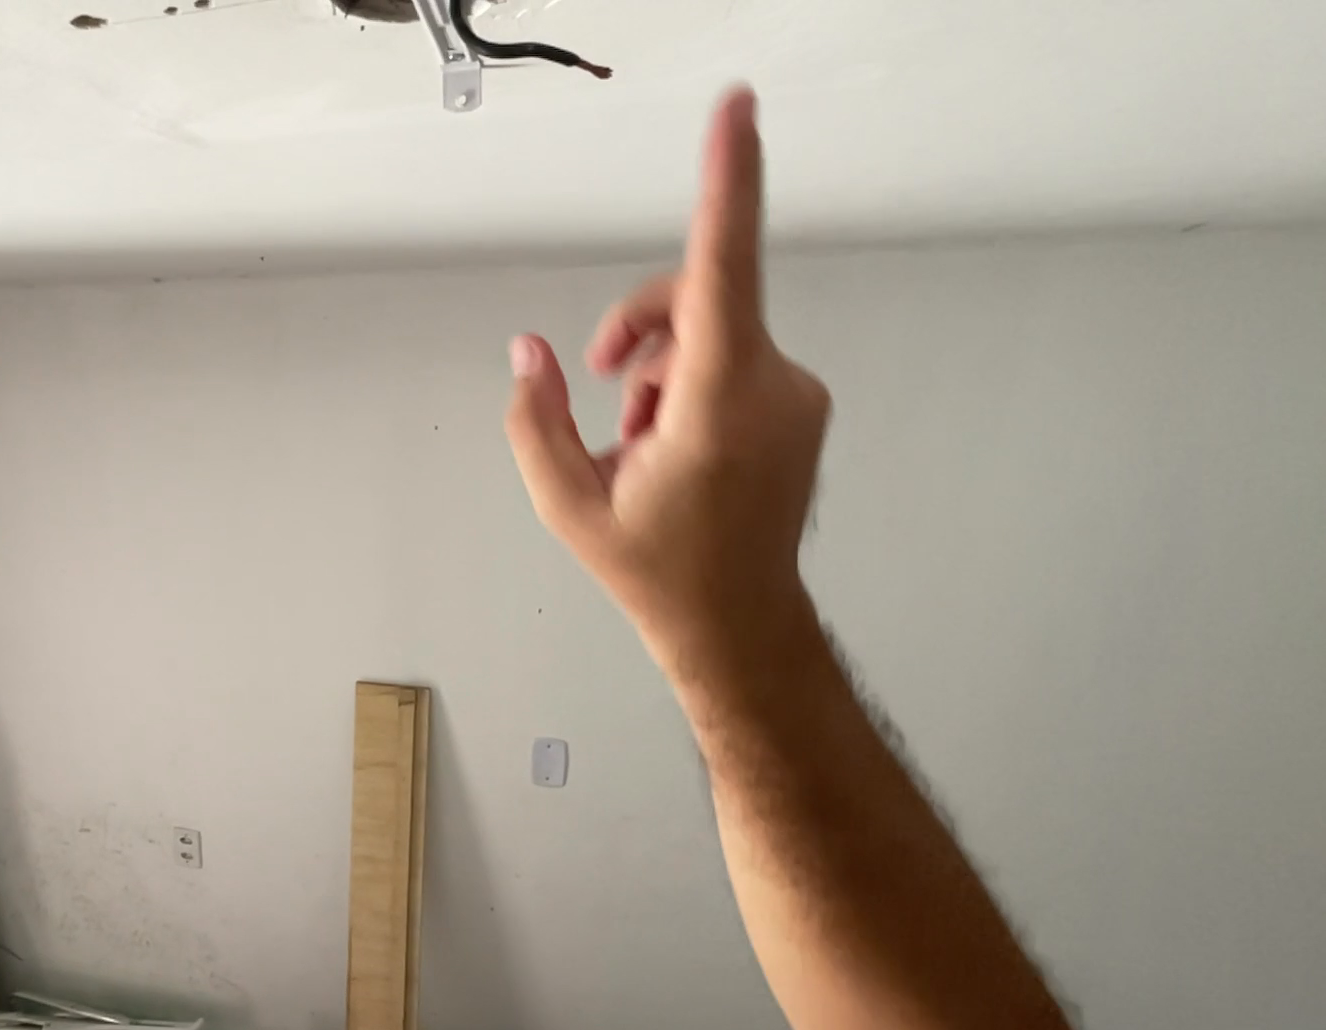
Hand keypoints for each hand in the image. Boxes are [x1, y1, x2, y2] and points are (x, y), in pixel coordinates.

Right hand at [504, 87, 831, 665]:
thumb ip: (535, 421)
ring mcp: (796, 395)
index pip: (719, 279)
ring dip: (660, 370)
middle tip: (601, 382)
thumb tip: (528, 353)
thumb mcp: (567, 504)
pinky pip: (732, 358)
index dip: (725, 187)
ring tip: (640, 443)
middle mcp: (773, 389)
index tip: (734, 112)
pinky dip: (689, 384)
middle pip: (697, 301)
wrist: (735, 620)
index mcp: (716, 411)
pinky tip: (672, 444)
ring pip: (712, 332)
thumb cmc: (658, 570)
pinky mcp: (798, 402)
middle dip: (638, 330)